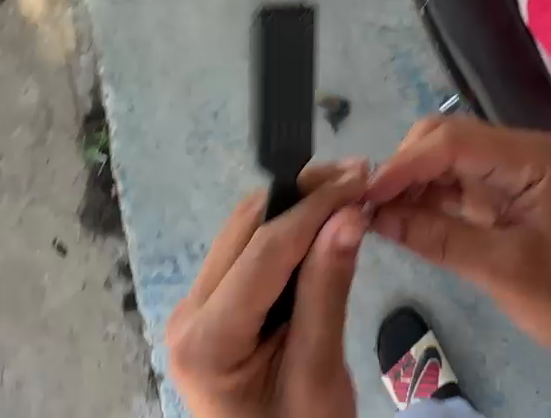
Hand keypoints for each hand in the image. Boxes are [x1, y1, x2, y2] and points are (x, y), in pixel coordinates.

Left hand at [167, 161, 369, 417]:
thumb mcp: (319, 375)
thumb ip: (328, 290)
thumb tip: (349, 213)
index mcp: (206, 340)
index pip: (265, 249)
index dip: (315, 206)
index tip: (361, 178)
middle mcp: (188, 312)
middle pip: (248, 227)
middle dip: (305, 193)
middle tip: (359, 176)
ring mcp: (195, 306)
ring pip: (245, 229)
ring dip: (297, 204)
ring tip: (347, 190)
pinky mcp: (211, 305)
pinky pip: (248, 249)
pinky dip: (287, 228)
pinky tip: (322, 220)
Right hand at [366, 116, 550, 363]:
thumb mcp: (506, 271)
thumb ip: (441, 239)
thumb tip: (377, 219)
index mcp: (526, 157)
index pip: (453, 141)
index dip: (406, 164)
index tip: (367, 194)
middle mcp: (513, 150)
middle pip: (443, 137)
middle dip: (403, 166)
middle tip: (367, 204)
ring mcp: (504, 169)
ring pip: (441, 156)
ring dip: (408, 180)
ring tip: (373, 212)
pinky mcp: (496, 191)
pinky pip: (449, 181)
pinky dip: (422, 196)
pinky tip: (397, 217)